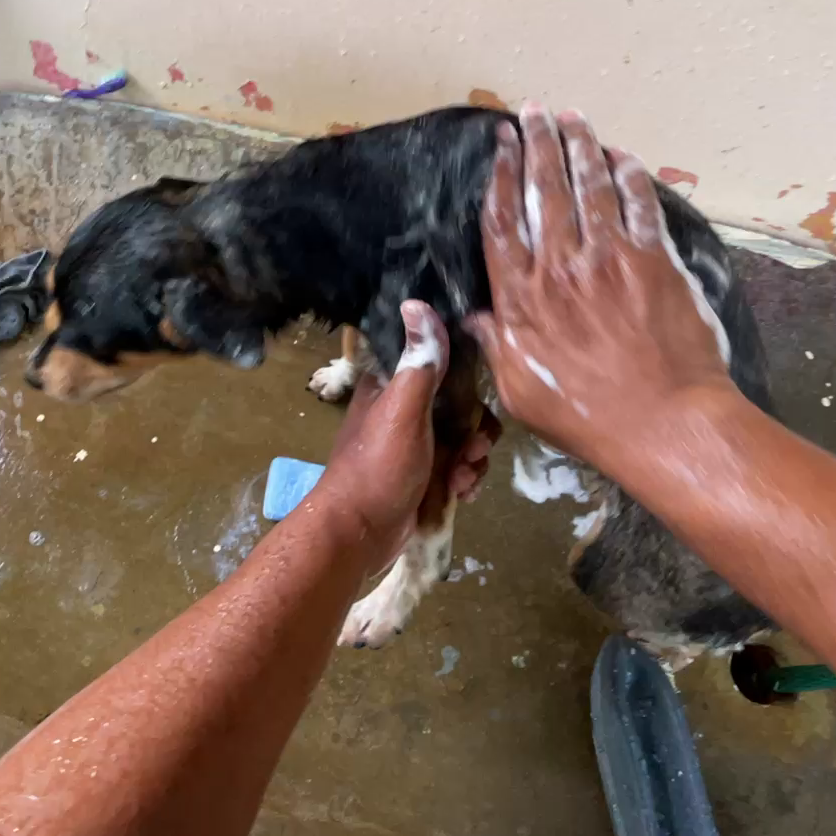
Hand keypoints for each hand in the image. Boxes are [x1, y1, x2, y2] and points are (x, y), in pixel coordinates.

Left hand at [318, 301, 499, 564]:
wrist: (360, 533)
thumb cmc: (378, 465)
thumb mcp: (402, 407)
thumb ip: (418, 360)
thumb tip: (416, 301)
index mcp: (393, 386)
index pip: (441, 364)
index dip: (465, 381)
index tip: (475, 401)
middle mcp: (404, 410)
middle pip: (461, 406)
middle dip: (475, 431)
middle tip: (473, 449)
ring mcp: (415, 445)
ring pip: (465, 440)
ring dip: (472, 460)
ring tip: (461, 478)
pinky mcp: (424, 476)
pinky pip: (460, 467)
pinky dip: (465, 479)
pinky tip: (458, 493)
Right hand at [465, 103, 734, 463]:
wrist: (662, 422)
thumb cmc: (585, 413)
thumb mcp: (519, 389)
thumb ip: (495, 345)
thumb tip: (471, 317)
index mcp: (521, 296)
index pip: (502, 220)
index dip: (499, 175)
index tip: (500, 144)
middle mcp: (559, 266)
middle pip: (543, 189)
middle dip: (536, 143)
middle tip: (532, 112)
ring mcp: (609, 258)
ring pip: (589, 186)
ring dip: (579, 145)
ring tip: (571, 116)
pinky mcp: (654, 261)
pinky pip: (639, 205)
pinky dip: (629, 175)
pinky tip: (621, 155)